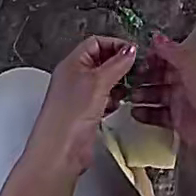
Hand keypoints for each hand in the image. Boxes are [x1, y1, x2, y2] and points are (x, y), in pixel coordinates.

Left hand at [26, 36, 136, 177]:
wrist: (60, 153)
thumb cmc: (72, 114)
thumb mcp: (98, 82)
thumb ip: (117, 64)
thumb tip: (131, 50)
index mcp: (72, 63)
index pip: (96, 43)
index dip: (115, 45)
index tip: (133, 52)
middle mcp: (74, 77)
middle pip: (101, 61)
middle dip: (118, 64)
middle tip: (136, 70)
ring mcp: (79, 96)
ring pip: (103, 80)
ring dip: (117, 83)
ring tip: (129, 88)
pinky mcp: (85, 113)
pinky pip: (103, 98)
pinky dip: (113, 99)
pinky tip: (118, 104)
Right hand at [129, 34, 195, 152]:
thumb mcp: (192, 61)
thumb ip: (172, 50)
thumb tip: (157, 38)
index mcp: (194, 63)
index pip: (170, 57)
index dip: (155, 57)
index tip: (140, 59)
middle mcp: (188, 81)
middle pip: (162, 76)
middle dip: (146, 76)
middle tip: (131, 78)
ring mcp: (183, 102)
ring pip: (158, 95)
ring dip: (143, 95)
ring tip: (131, 96)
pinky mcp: (179, 121)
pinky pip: (159, 116)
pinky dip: (147, 114)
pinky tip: (135, 113)